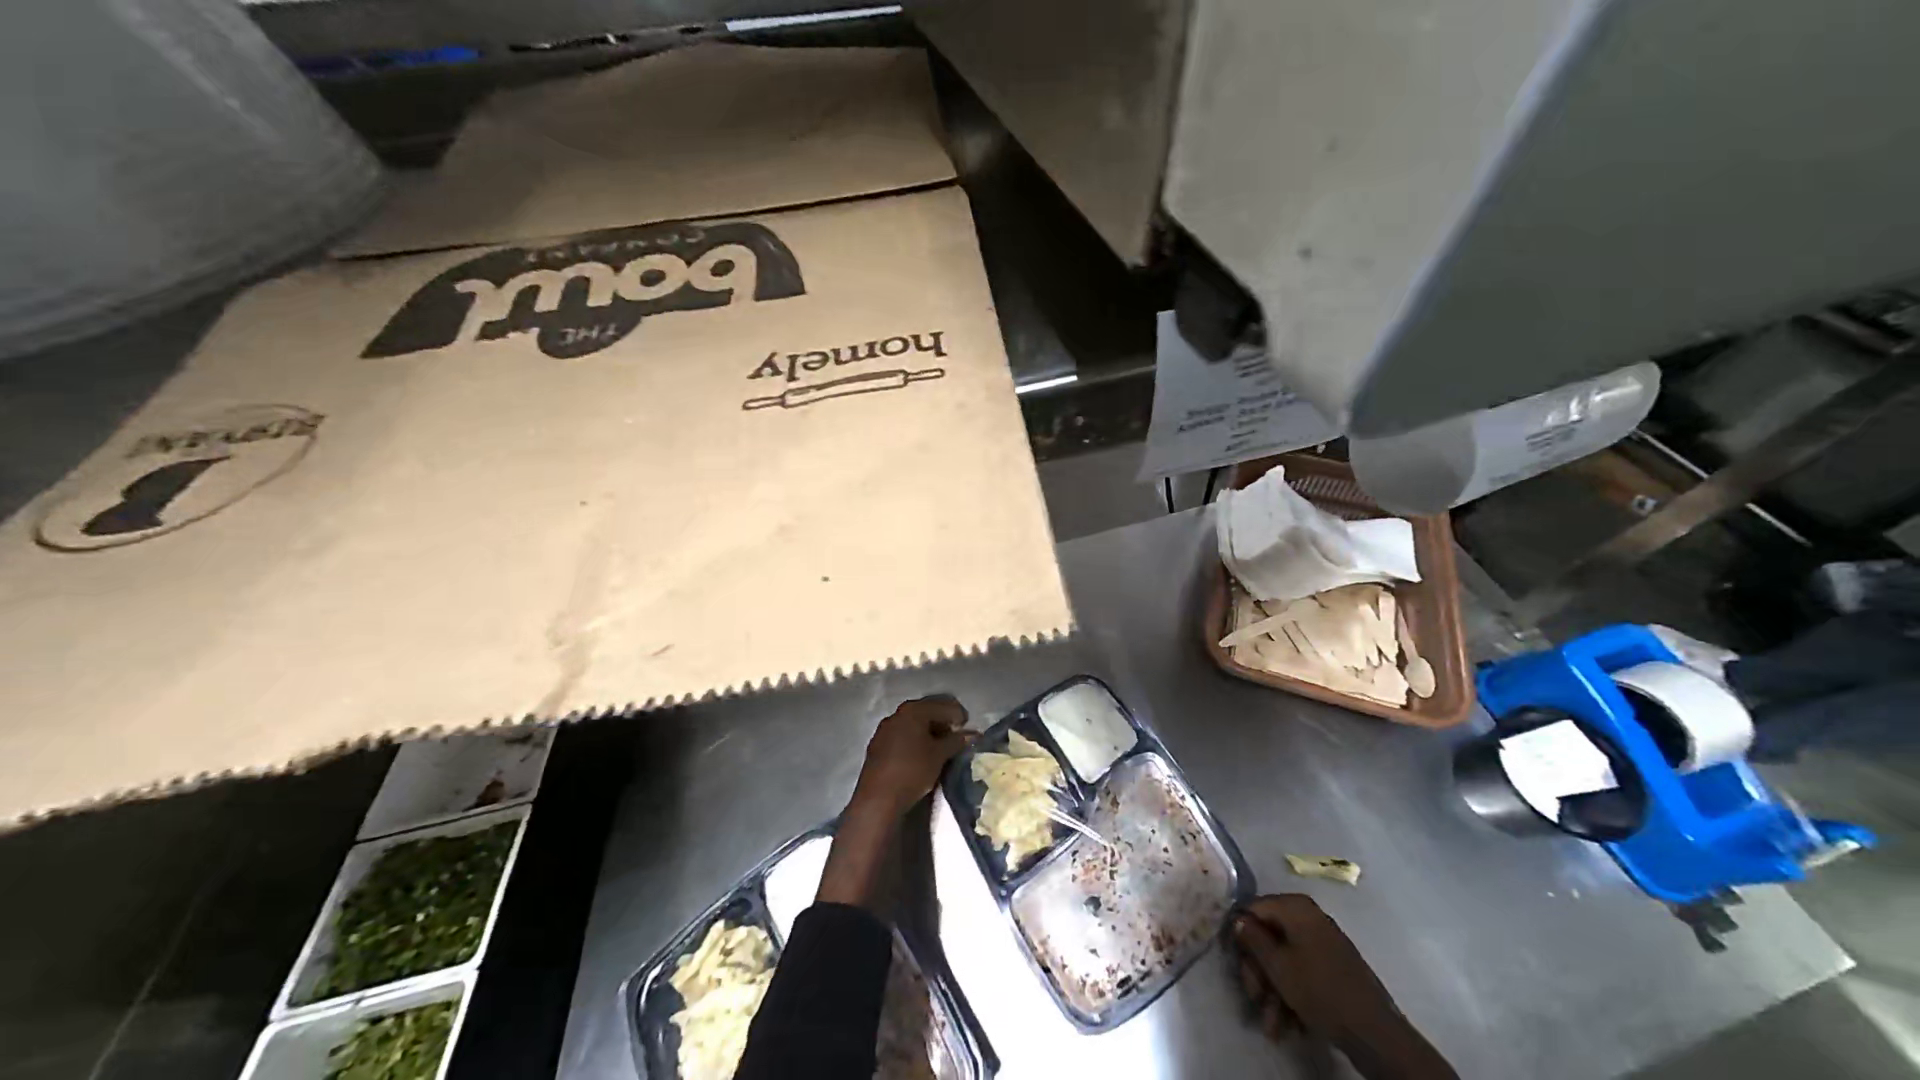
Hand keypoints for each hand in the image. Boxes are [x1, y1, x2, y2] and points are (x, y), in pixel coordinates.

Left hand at [849, 697, 972, 819]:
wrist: (878, 798)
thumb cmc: (913, 770)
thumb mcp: (939, 755)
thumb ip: (956, 741)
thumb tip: (972, 734)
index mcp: (913, 710)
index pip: (942, 705)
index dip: (958, 714)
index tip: (968, 727)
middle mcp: (896, 715)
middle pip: (925, 712)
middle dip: (942, 722)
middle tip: (956, 736)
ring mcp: (884, 730)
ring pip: (912, 724)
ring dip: (928, 731)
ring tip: (940, 746)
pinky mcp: (877, 746)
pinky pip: (901, 736)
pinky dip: (914, 740)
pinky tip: (920, 754)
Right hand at [1234, 895, 1456, 1079]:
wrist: (1374, 1032)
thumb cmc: (1318, 990)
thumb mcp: (1276, 965)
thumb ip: (1252, 938)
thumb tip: (1238, 919)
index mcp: (1296, 908)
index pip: (1253, 909)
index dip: (1239, 933)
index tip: (1232, 958)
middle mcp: (1310, 918)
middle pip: (1269, 937)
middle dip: (1258, 972)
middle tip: (1254, 997)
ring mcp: (1324, 943)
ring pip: (1284, 960)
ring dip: (1273, 991)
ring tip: (1272, 1024)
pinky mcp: (1334, 967)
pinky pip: (1302, 973)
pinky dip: (1291, 995)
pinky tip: (1288, 1024)